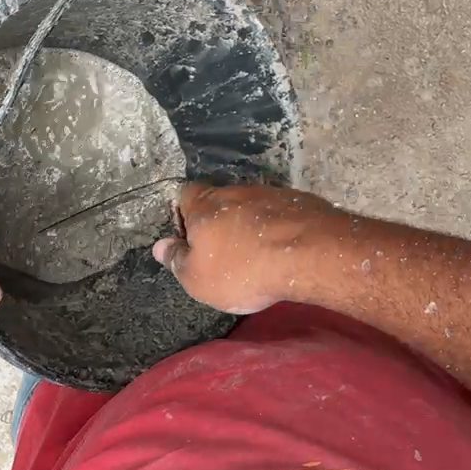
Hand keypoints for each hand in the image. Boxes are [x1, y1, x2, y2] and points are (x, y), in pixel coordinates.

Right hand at [152, 182, 343, 313]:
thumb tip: (160, 246)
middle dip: (220, 221)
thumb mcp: (198, 278)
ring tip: (257, 253)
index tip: (190, 237)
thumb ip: (177, 260)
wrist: (310, 254)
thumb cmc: (243, 270)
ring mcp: (270, 193)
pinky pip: (280, 214)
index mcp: (204, 205)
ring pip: (252, 207)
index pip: (185, 194)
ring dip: (251, 225)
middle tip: (224, 251)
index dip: (184, 213)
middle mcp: (235, 191)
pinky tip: (284, 250)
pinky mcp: (300, 202)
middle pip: (220, 200)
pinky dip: (278, 229)